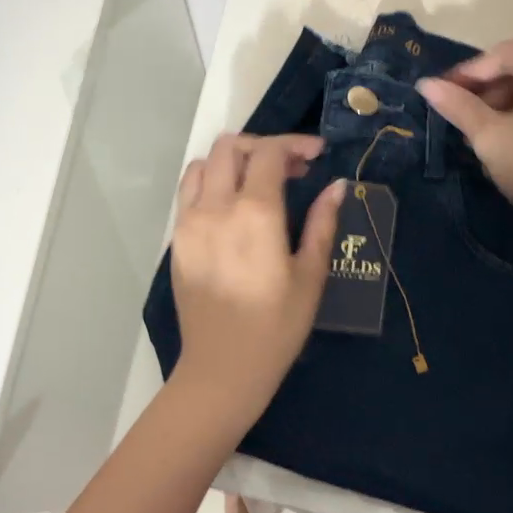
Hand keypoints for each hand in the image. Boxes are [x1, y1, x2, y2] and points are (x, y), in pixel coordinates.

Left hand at [169, 132, 345, 419]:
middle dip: (261, 147)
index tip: (315, 155)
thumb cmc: (275, 329)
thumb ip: (321, 225)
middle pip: (229, 148)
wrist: (222, 368)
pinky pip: (189, 196)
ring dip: (231, 163)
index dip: (294, 145)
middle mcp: (215, 208)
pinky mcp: (177, 243)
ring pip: (202, 167)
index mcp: (254, 213)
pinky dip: (211, 186)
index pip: (268, 153)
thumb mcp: (310, 278)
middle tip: (289, 170)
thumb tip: (334, 187)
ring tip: (256, 184)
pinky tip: (232, 211)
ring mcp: (189, 224)